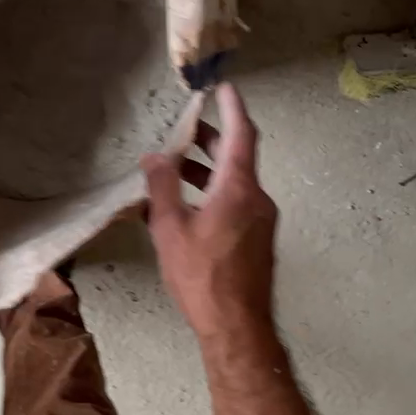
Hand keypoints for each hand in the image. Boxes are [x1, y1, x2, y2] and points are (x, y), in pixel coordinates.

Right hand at [140, 83, 278, 342]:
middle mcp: (257, 199)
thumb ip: (162, 187)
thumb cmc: (202, 275)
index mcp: (239, 189)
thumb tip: (154, 157)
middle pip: (236, 157)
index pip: (241, 135)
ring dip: (206, 169)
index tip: (223, 87)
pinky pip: (235, 202)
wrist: (237, 327)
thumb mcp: (171, 228)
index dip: (232, 108)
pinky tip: (184, 207)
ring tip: (173, 168)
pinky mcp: (256, 240)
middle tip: (183, 128)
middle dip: (210, 139)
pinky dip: (212, 192)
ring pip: (234, 182)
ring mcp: (260, 221)